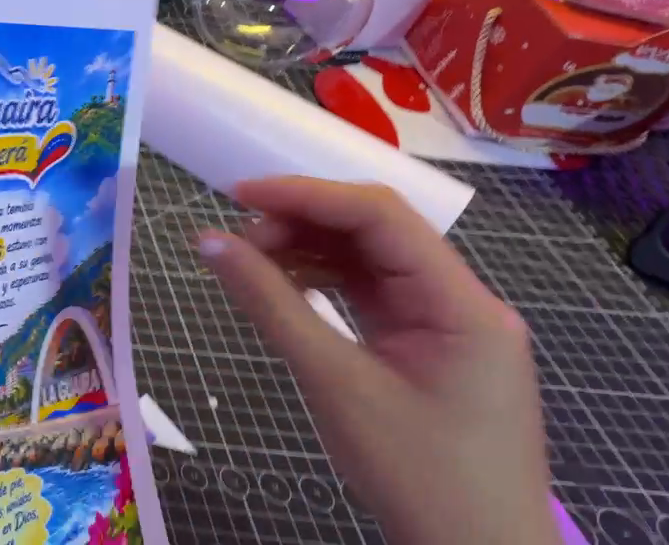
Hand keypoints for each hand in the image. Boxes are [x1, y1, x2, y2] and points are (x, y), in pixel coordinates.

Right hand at [197, 177, 556, 544]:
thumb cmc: (416, 473)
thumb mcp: (333, 382)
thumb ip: (269, 302)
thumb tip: (206, 240)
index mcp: (462, 304)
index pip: (381, 216)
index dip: (306, 195)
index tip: (237, 195)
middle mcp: (461, 301)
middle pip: (375, 231)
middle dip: (301, 221)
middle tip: (238, 238)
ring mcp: (446, 323)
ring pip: (367, 257)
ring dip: (306, 248)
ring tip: (250, 259)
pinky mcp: (425, 343)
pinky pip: (367, 289)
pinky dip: (319, 277)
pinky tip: (280, 282)